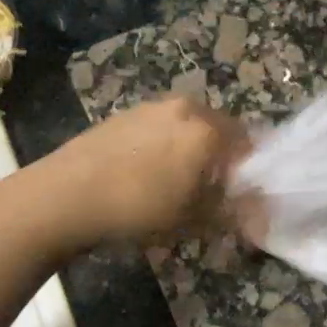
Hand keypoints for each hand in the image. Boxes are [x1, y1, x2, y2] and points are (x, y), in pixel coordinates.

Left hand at [19, 96, 247, 250]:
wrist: (65, 195)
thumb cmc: (138, 209)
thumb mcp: (193, 220)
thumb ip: (233, 212)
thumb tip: (261, 213)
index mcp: (208, 129)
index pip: (249, 145)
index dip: (250, 173)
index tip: (242, 197)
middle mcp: (185, 108)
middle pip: (219, 131)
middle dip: (221, 159)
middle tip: (211, 193)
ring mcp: (151, 106)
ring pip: (187, 127)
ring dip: (191, 150)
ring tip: (175, 185)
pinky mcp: (124, 113)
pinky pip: (159, 128)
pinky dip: (164, 146)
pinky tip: (145, 174)